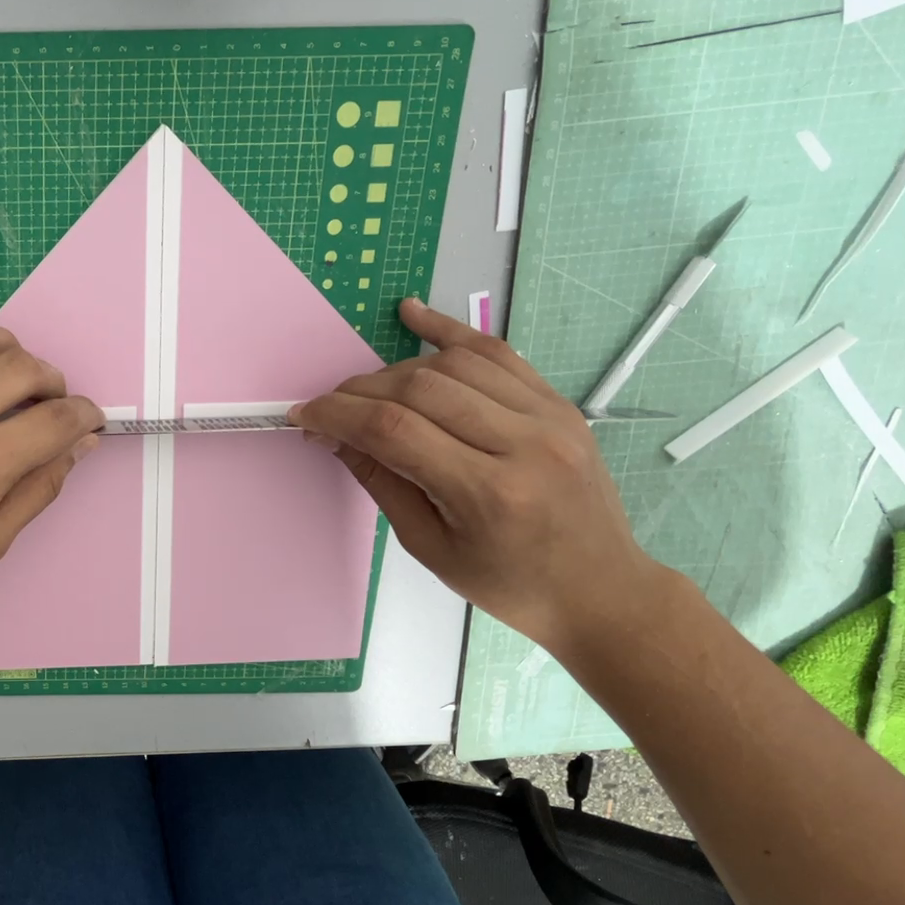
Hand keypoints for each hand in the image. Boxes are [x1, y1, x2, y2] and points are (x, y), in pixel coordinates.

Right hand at [291, 297, 673, 656]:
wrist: (599, 588)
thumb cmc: (508, 582)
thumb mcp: (429, 545)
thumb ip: (381, 481)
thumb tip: (333, 435)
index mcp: (488, 493)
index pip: (394, 430)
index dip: (338, 414)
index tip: (304, 414)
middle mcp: (524, 443)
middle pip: (419, 389)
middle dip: (359, 392)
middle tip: (330, 408)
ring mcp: (549, 416)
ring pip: (453, 364)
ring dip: (394, 370)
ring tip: (367, 390)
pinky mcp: (559, 403)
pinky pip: (497, 352)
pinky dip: (448, 331)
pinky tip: (411, 316)